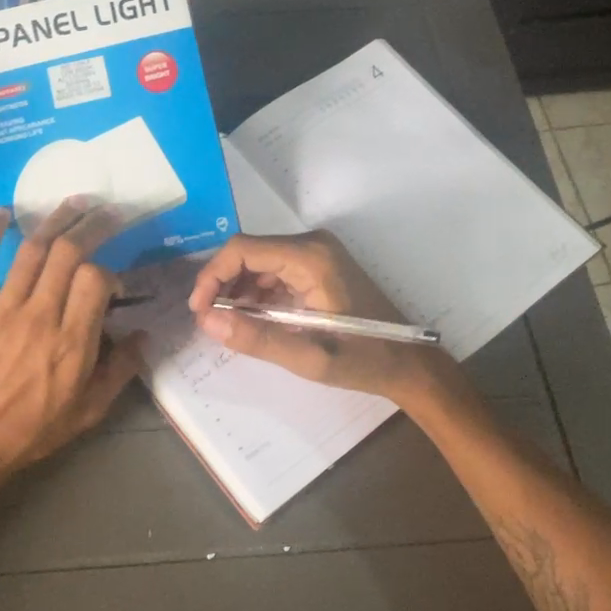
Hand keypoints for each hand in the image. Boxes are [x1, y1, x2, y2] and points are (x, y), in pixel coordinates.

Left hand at [0, 197, 145, 505]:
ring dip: (54, 219)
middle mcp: (39, 315)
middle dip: (92, 225)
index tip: (113, 284)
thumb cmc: (34, 429)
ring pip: (31, 250)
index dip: (110, 271)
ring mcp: (1, 308)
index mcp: (71, 341)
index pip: (95, 279)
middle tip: (107, 212)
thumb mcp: (89, 411)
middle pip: (68, 253)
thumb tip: (142, 335)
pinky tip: (2, 211)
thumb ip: (120, 371)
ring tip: (74, 202)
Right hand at [187, 232, 452, 404]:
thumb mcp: (308, 356)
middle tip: (210, 322)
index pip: (242, 249)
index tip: (199, 311)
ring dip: (237, 293)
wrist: (410, 365)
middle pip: (247, 254)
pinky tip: (252, 322)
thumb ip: (256, 338)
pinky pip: (273, 273)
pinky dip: (256, 296)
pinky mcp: (317, 269)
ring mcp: (316, 255)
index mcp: (310, 257)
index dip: (212, 276)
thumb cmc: (364, 360)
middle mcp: (311, 246)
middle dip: (222, 286)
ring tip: (229, 327)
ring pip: (257, 264)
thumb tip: (207, 322)